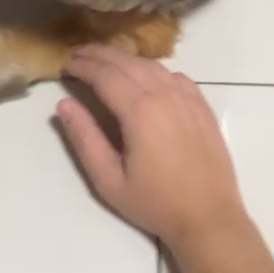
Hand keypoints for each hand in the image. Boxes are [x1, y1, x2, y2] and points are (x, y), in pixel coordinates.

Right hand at [55, 46, 247, 247]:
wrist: (209, 218)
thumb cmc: (156, 203)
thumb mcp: (110, 180)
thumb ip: (85, 139)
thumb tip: (63, 105)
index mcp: (140, 111)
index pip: (105, 74)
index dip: (82, 65)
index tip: (64, 63)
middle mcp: (164, 94)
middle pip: (126, 62)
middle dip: (98, 54)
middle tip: (76, 54)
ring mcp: (186, 96)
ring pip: (150, 64)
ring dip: (124, 58)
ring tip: (103, 61)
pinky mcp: (201, 104)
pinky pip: (172, 74)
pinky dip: (151, 68)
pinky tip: (142, 76)